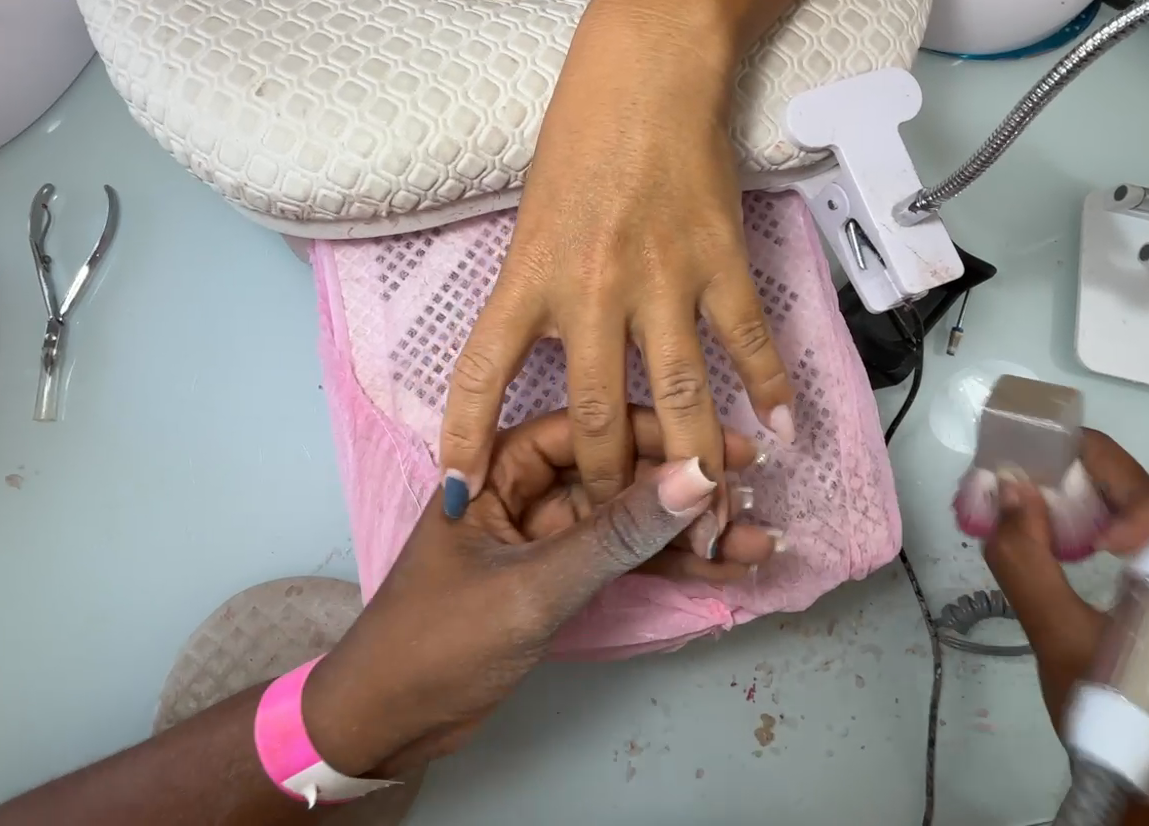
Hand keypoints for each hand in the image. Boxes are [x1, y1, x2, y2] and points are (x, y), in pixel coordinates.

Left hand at [304, 408, 773, 777]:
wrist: (390, 721)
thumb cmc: (441, 638)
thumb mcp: (533, 584)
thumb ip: (615, 534)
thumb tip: (697, 477)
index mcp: (501, 464)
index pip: (589, 427)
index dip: (658, 434)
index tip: (725, 448)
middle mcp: (527, 487)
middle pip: (616, 471)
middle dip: (682, 489)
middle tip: (751, 495)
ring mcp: (547, 533)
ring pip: (627, 520)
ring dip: (686, 534)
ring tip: (758, 540)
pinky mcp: (561, 575)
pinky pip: (621, 560)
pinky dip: (666, 568)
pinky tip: (724, 568)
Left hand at [439, 3, 795, 549]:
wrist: (648, 73)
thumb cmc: (579, 140)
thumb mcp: (533, 217)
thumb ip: (537, 291)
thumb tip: (544, 357)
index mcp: (529, 275)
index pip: (480, 374)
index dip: (463, 440)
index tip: (459, 493)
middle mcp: (590, 289)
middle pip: (594, 411)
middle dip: (604, 478)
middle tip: (615, 520)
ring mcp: (661, 278)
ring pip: (679, 393)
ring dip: (691, 459)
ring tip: (706, 505)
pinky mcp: (720, 260)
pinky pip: (746, 339)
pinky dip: (767, 388)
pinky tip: (780, 429)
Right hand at [984, 431, 1148, 818]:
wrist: (1147, 784)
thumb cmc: (1115, 721)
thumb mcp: (1060, 641)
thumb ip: (1028, 561)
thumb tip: (1010, 485)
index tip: (1102, 536)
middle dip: (1135, 488)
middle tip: (1066, 480)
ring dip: (1135, 502)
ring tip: (1074, 505)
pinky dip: (1142, 527)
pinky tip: (1097, 539)